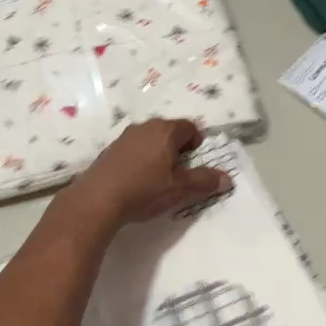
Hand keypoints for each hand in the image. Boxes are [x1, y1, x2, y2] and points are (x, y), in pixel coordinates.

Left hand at [62, 119, 228, 227]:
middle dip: (177, 146)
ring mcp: (125, 136)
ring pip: (149, 138)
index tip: (194, 160)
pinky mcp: (110, 149)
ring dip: (157, 151)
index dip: (196, 142)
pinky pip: (133, 147)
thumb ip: (204, 181)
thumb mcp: (179, 189)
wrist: (98, 199)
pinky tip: (136, 179)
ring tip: (158, 175)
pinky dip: (140, 157)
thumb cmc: (144, 190)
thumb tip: (227, 178)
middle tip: (179, 170)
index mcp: (165, 131)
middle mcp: (145, 127)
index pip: (189, 127)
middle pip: (168, 130)